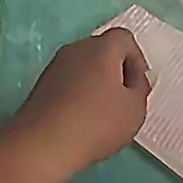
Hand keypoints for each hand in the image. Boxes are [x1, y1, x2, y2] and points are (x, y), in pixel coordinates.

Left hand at [6, 29, 151, 177]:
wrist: (43, 144)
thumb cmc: (96, 123)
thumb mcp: (134, 110)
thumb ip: (141, 88)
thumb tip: (137, 77)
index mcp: (101, 48)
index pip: (124, 38)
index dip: (136, 60)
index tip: (138, 86)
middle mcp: (75, 49)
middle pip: (102, 50)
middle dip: (117, 70)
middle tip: (124, 100)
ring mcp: (55, 66)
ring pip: (84, 66)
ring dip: (97, 82)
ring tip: (103, 113)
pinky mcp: (41, 84)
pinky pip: (69, 80)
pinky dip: (79, 92)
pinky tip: (82, 119)